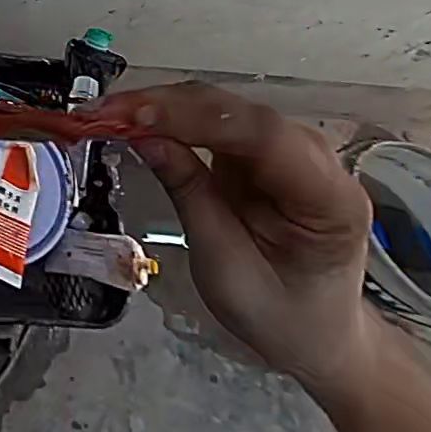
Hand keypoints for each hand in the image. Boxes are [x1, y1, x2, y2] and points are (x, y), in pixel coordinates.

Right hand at [91, 82, 375, 390]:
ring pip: (216, 105)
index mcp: (328, 197)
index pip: (263, 136)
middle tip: (102, 112)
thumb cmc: (283, 313)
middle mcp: (314, 155)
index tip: (138, 117)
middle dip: (164, 106)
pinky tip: (133, 117)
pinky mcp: (256, 141)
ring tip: (107, 113)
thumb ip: (191, 197)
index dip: (197, 118)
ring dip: (158, 105)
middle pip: (233, 111)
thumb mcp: (229, 271)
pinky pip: (208, 116)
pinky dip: (167, 115)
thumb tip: (145, 138)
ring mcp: (285, 141)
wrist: (315, 327)